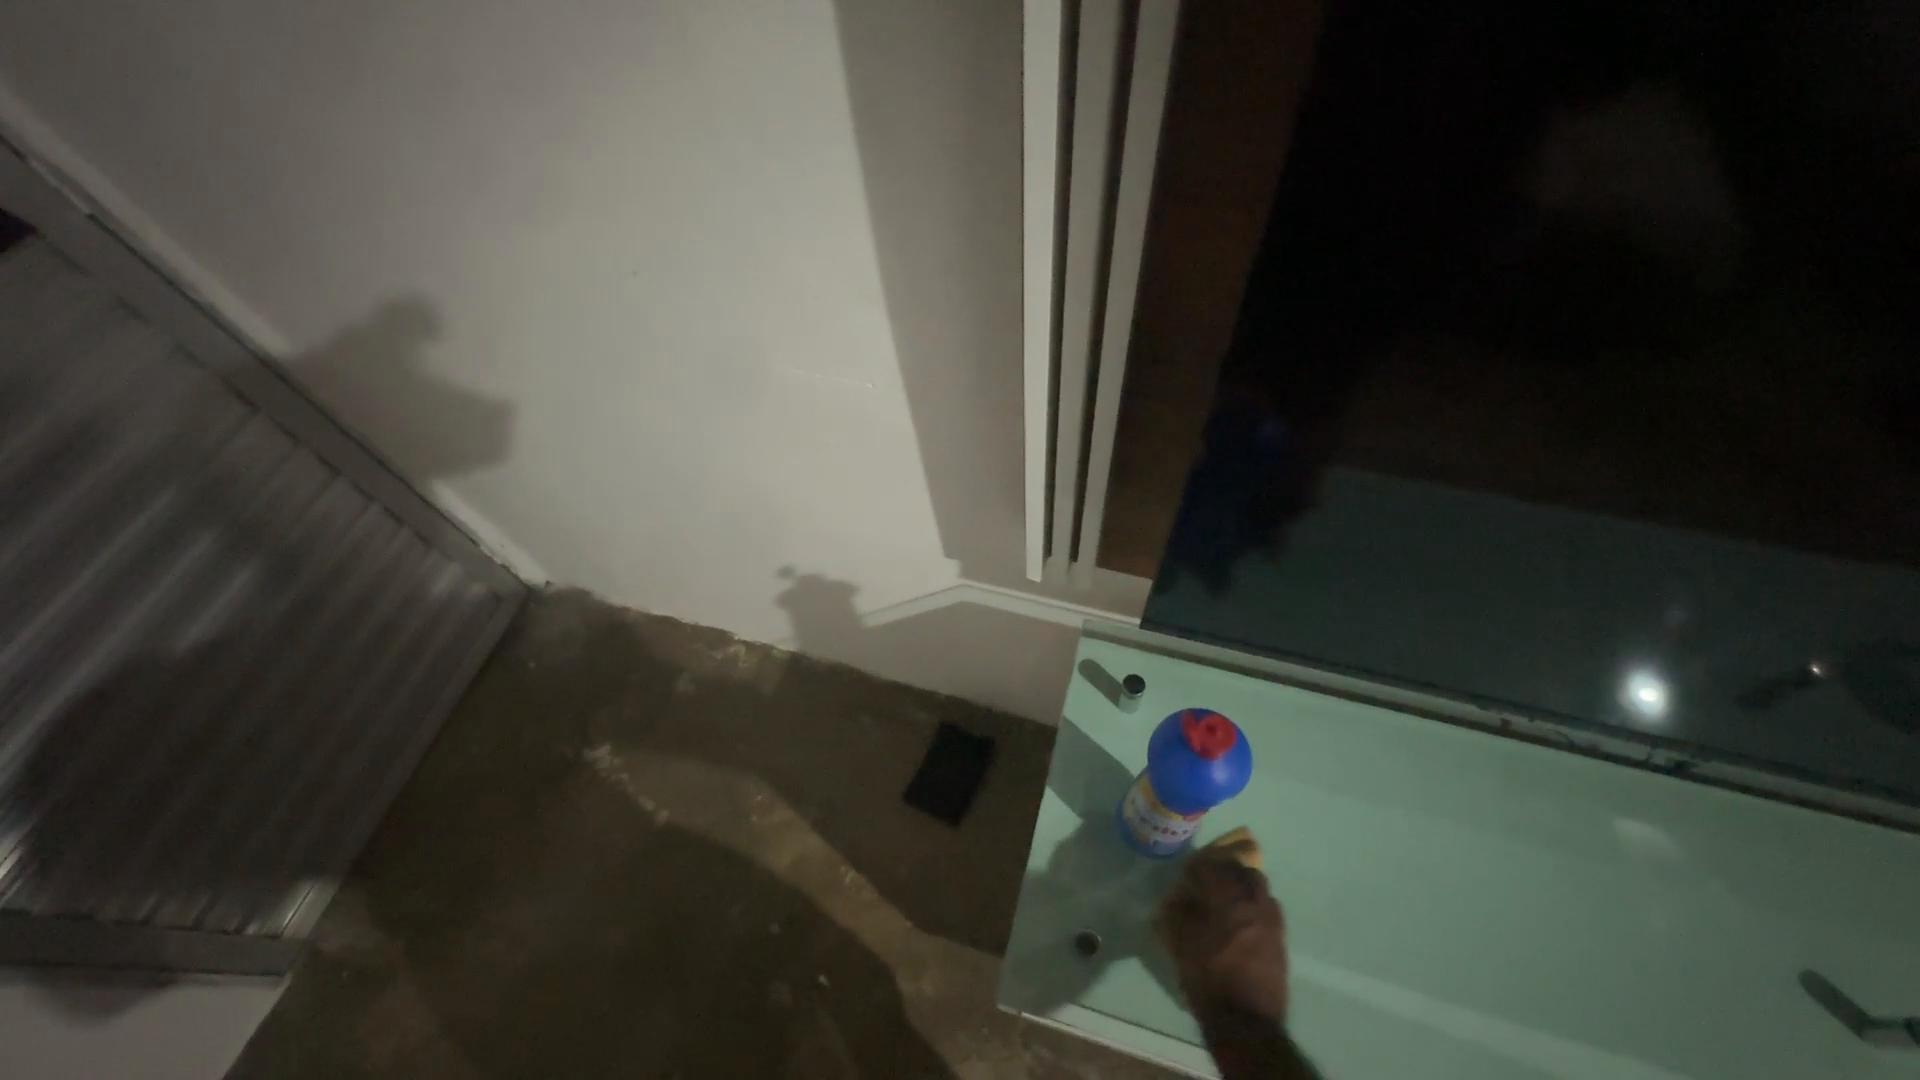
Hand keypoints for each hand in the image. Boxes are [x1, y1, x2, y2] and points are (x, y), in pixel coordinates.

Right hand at [1156, 850, 1287, 1020]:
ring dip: (1243, 881)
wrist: (1245, 1018)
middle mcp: (1250, 902)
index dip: (1197, 865)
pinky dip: (1257, 901)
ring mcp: (1269, 918)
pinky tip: (1246, 915)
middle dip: (1223, 868)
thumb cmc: (1207, 979)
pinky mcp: (1280, 936)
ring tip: (1229, 894)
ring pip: (1259, 884)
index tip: (1187, 871)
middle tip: (1209, 877)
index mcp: (1224, 900)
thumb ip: (1179, 914)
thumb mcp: (1182, 945)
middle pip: (1240, 869)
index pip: (1211, 867)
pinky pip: (1270, 905)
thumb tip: (1178, 897)